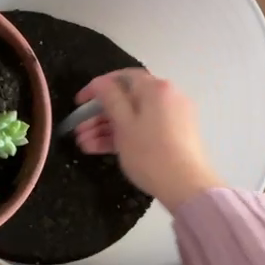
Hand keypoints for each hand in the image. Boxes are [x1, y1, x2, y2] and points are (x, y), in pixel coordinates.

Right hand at [73, 69, 223, 210]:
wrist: (186, 186)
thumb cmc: (150, 153)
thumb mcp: (124, 125)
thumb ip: (110, 99)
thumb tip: (100, 82)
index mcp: (155, 88)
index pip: (121, 78)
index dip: (97, 87)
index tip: (78, 102)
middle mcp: (166, 97)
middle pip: (126, 99)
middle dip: (99, 114)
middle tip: (78, 129)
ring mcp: (172, 116)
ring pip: (132, 116)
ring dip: (106, 128)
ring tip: (84, 144)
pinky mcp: (173, 135)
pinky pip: (143, 128)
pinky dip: (123, 135)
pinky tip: (100, 148)